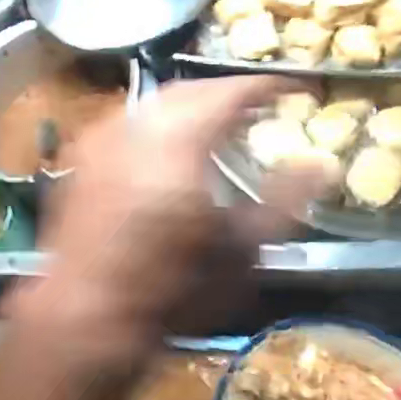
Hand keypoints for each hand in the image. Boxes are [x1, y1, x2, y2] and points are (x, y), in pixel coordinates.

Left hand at [0, 76, 324, 399]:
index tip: (292, 89)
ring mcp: (100, 142)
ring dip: (188, 104)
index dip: (265, 85)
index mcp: (178, 143)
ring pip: (152, 102)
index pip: (228, 92)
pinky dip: (154, 121)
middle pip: (188, 89)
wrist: (86, 314)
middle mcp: (135, 130)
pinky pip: (124, 122)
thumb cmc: (169, 291)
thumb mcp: (239, 253)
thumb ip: (282, 201)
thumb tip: (321, 165)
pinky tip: (164, 143)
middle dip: (224, 91)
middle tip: (254, 106)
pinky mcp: (79, 160)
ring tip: (215, 121)